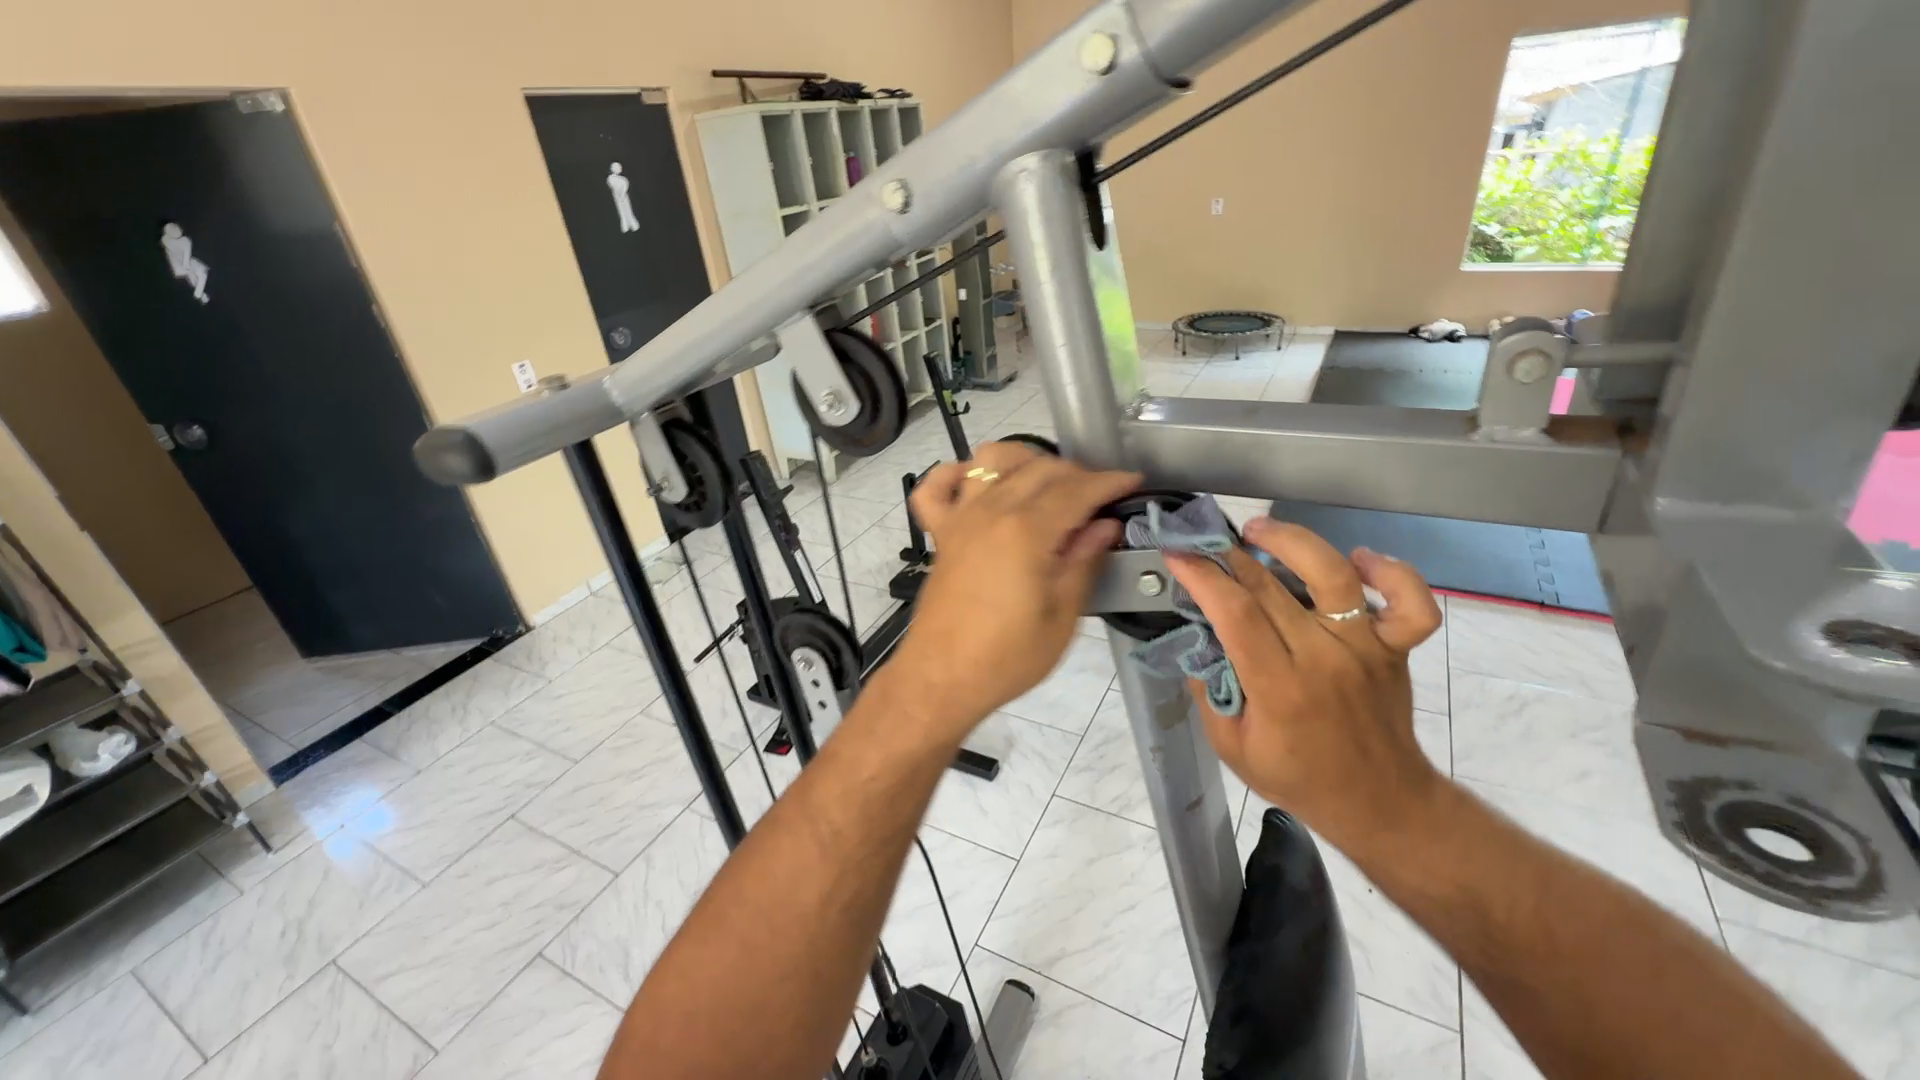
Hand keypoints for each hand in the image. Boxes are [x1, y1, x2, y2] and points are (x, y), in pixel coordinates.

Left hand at [889, 442, 1139, 743]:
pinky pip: (935, 486)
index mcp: (1027, 531)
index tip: (1133, 483)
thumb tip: (1104, 526)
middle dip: (1078, 473)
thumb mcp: (1063, 617)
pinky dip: (956, 474)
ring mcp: (960, 518)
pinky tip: (978, 485)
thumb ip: (1084, 561)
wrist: (942, 679)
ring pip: (991, 459)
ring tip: (1048, 485)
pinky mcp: (940, 534)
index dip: (1110, 482)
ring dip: (1025, 460)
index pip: (1077, 489)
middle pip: (1041, 468)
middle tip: (1101, 497)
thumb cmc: (1008, 657)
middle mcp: (991, 511)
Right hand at [1163, 518, 1445, 850]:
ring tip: (1260, 529)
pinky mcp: (1396, 647)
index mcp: (1280, 689)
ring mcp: (1366, 649)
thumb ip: (1210, 691)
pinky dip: (1392, 572)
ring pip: (1335, 575)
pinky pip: (1409, 602)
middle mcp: (1325, 659)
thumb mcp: (1232, 747)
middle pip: (1271, 587)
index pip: (1236, 614)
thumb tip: (1198, 640)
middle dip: (1228, 556)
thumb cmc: (1298, 778)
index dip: (1202, 577)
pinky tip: (1359, 559)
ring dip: (1293, 541)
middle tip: (1203, 543)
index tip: (1177, 555)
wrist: (1379, 802)